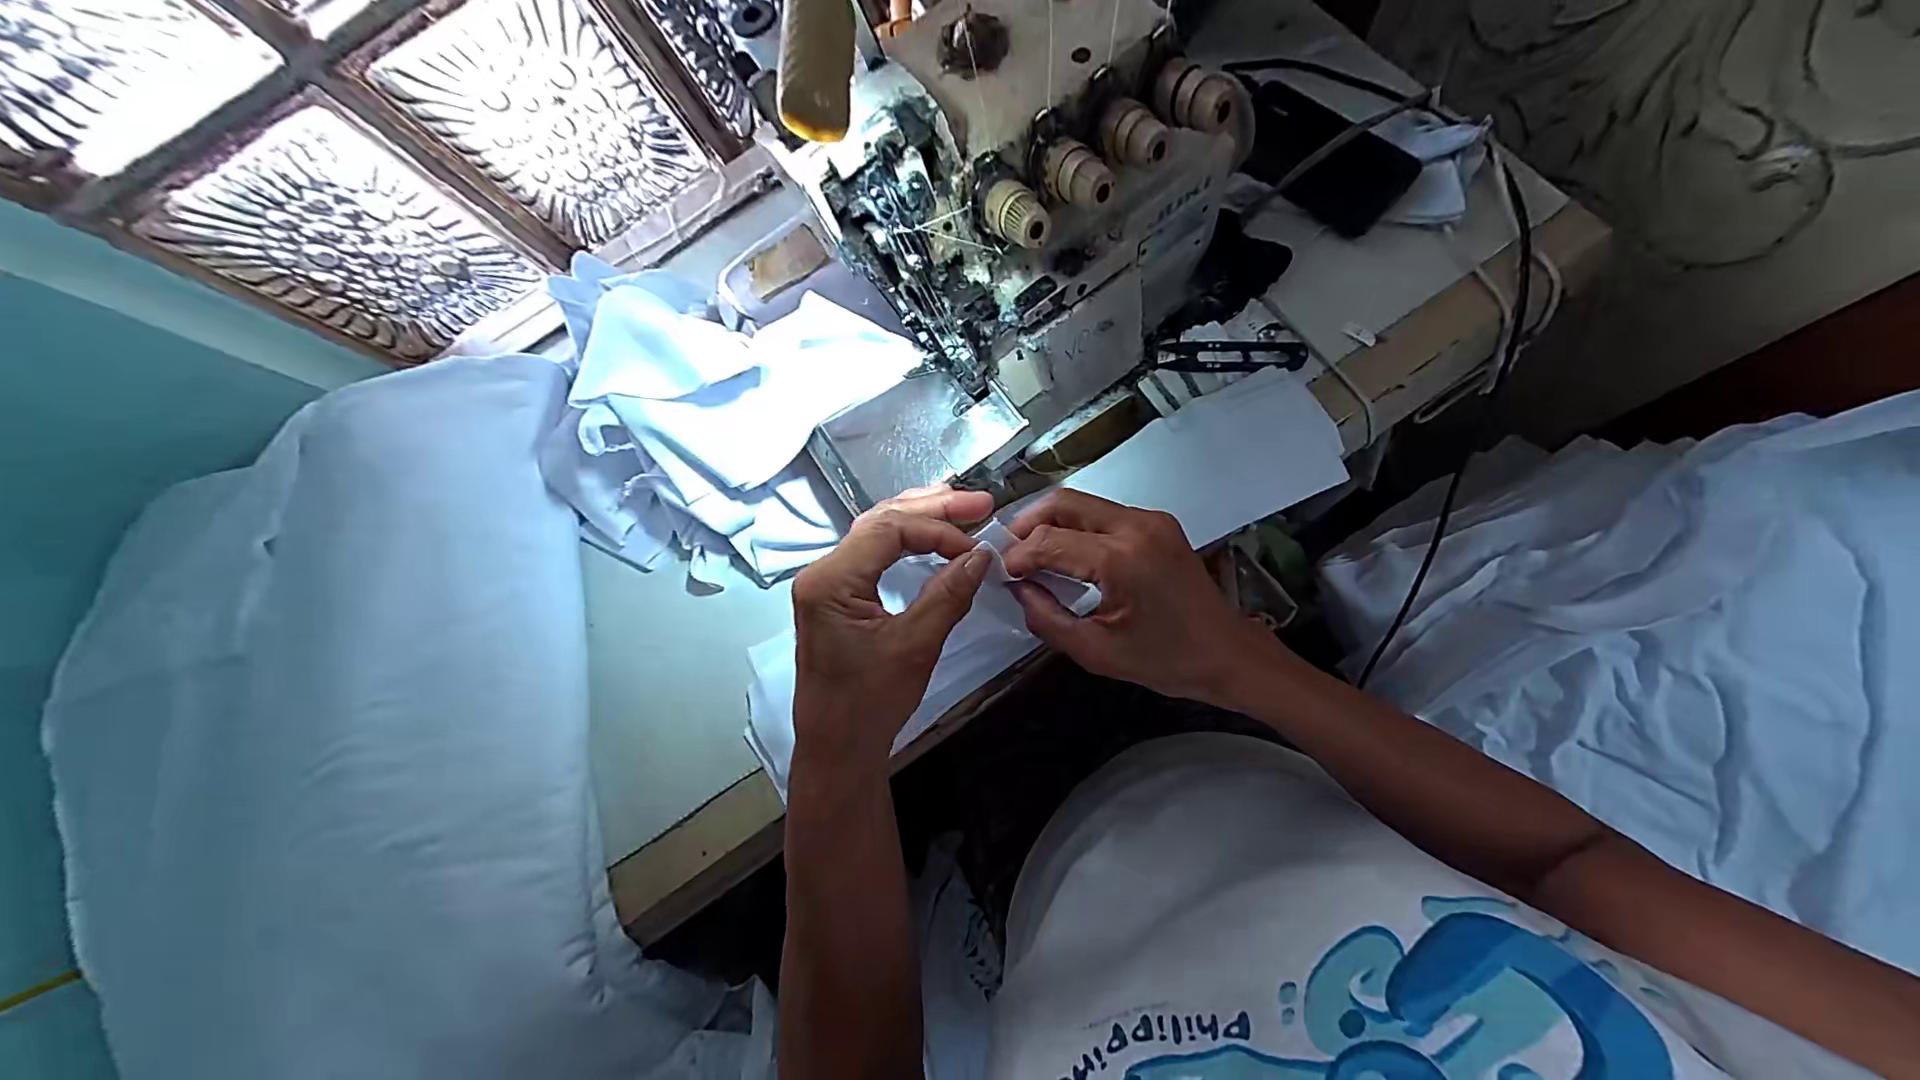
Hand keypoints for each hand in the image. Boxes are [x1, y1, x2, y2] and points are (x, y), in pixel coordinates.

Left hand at [790, 485, 995, 774]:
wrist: (837, 747)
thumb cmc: (870, 704)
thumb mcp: (916, 647)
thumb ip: (948, 594)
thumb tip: (981, 555)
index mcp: (830, 581)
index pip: (889, 530)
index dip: (937, 530)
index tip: (975, 547)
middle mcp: (822, 572)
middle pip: (880, 520)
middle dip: (932, 507)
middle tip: (979, 501)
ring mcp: (826, 583)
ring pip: (875, 532)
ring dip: (919, 517)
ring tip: (959, 505)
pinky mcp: (836, 596)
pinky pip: (872, 553)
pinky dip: (905, 540)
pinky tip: (929, 535)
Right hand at [1002, 490, 1278, 706]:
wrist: (1228, 654)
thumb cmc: (1165, 661)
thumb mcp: (1095, 651)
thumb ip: (1047, 618)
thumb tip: (1018, 589)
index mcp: (1122, 559)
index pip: (1049, 541)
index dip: (1017, 556)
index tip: (1002, 575)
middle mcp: (1136, 526)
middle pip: (1063, 502)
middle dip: (1027, 524)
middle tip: (1009, 553)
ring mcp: (1150, 520)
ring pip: (1082, 503)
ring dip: (1051, 523)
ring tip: (1031, 554)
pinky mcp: (1158, 523)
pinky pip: (1103, 514)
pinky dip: (1076, 528)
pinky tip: (1066, 554)